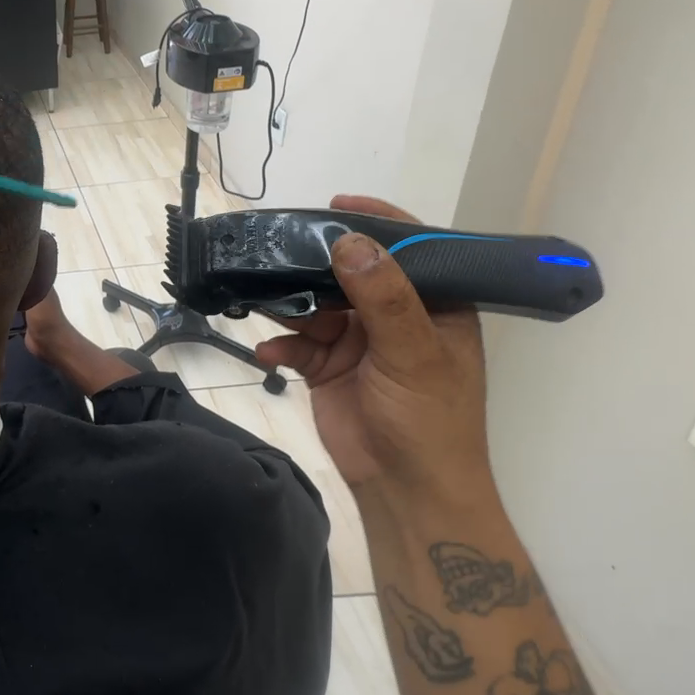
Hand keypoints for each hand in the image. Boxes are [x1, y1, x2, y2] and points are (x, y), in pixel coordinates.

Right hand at [254, 195, 491, 500]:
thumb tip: (348, 242)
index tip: (336, 204)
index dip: (377, 223)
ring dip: (288, 306)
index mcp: (433, 308)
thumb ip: (384, 297)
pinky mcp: (325, 366)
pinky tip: (268, 353)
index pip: (410, 251)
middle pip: (348, 274)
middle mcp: (392, 317)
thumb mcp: (414, 353)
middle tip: (276, 249)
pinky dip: (279, 345)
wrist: (404, 490)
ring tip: (261, 301)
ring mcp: (356, 341)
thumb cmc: (429, 420)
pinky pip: (294, 343)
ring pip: (313, 305)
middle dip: (313, 264)